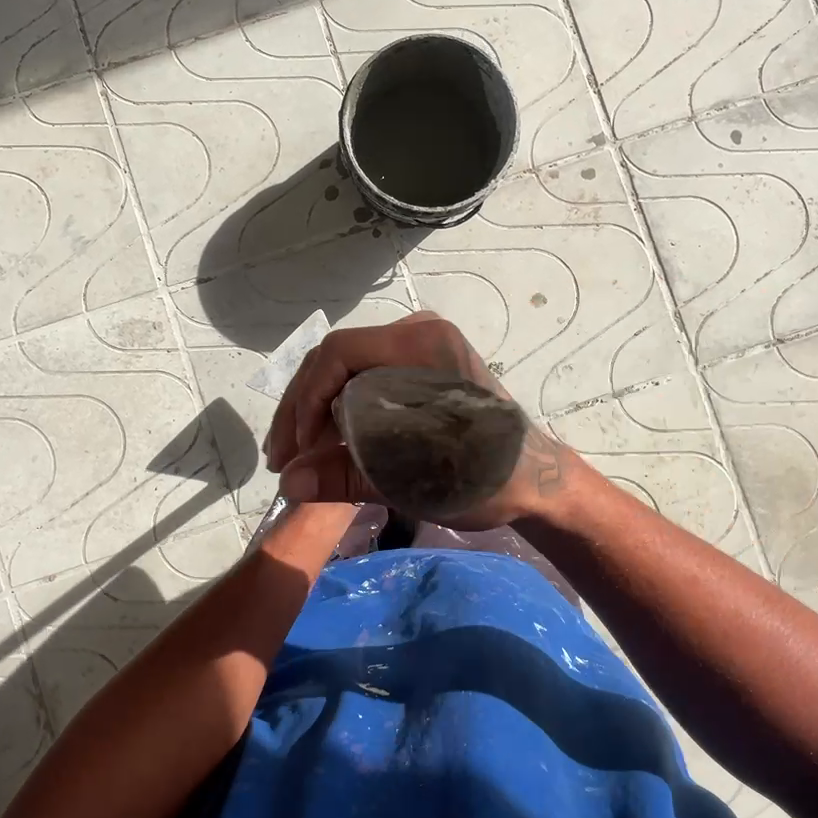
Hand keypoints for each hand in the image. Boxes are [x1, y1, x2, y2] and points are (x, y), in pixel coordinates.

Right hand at [266, 312, 580, 530]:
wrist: (536, 481)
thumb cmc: (484, 478)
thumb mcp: (411, 481)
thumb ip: (346, 476)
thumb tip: (287, 484)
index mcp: (422, 346)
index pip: (339, 353)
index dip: (306, 399)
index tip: (297, 449)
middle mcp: (418, 333)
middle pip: (336, 358)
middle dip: (302, 409)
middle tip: (281, 458)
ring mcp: (419, 346)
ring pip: (345, 369)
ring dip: (315, 410)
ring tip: (296, 457)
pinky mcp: (418, 365)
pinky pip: (363, 377)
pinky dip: (339, 408)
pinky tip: (326, 443)